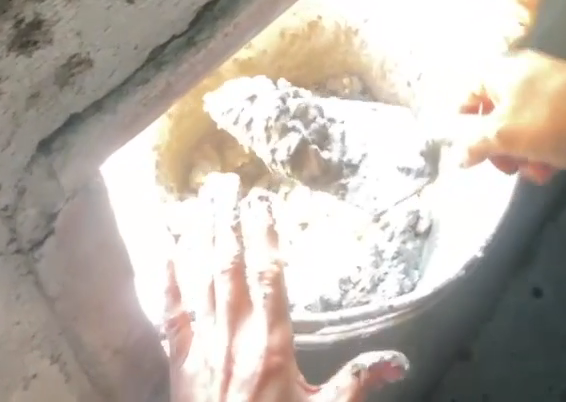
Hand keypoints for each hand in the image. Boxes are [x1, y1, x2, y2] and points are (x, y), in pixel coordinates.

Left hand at [164, 183, 408, 401]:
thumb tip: (399, 361)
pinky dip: (169, 283)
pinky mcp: (181, 366)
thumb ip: (357, 382)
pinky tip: (166, 252)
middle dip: (229, 223)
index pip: (269, 274)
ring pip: (202, 281)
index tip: (262, 199)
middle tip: (226, 184)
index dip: (265, 234)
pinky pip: (173, 317)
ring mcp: (205, 349)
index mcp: (272, 343)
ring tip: (199, 203)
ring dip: (201, 239)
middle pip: (231, 266)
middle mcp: (236, 336)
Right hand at [455, 50, 565, 179]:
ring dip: (523, 152)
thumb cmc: (559, 123)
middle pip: (493, 112)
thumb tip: (456, 155)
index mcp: (503, 70)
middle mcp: (523, 72)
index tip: (473, 155)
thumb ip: (476, 143)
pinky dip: (544, 147)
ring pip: (521, 124)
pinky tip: (555, 167)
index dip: (464, 125)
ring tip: (538, 171)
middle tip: (509, 168)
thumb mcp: (508, 135)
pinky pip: (545, 125)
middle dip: (498, 146)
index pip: (467, 94)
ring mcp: (550, 85)